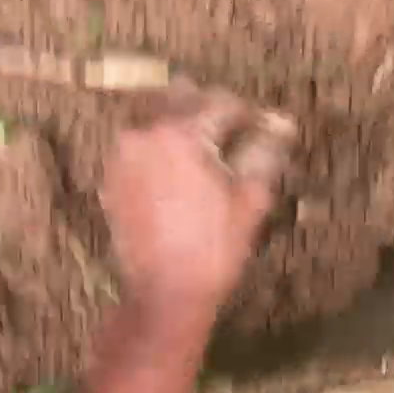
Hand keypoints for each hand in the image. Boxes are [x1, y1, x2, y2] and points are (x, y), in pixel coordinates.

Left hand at [102, 92, 294, 320]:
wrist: (166, 291)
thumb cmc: (215, 247)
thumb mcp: (251, 199)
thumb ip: (264, 153)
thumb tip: (281, 126)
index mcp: (182, 133)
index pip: (221, 104)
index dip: (247, 113)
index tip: (261, 125)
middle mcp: (145, 134)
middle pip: (180, 101)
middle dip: (210, 110)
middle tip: (234, 129)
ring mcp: (123, 156)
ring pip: (155, 121)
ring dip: (181, 125)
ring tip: (206, 146)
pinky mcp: (112, 179)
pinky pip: (139, 147)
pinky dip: (159, 148)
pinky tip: (179, 169)